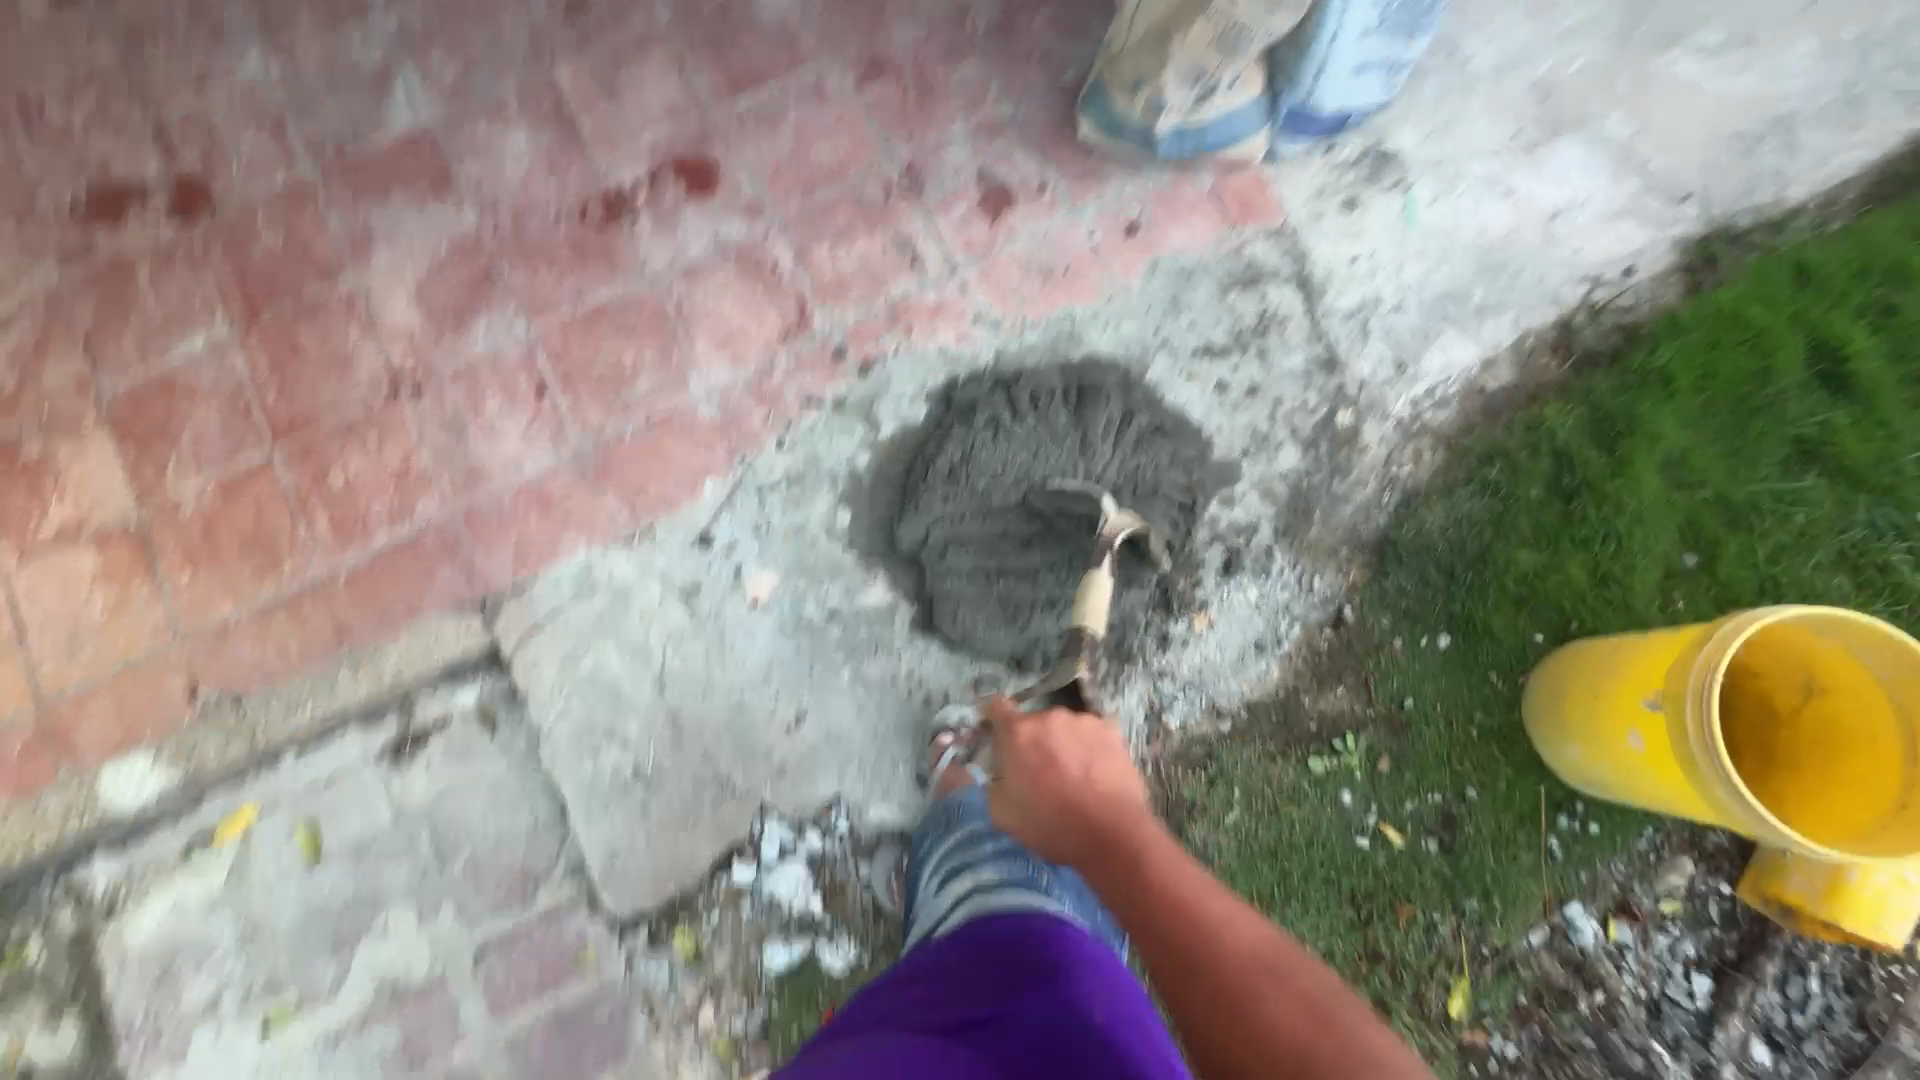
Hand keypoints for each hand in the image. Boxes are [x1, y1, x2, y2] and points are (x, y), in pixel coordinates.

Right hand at [979, 695, 1159, 869]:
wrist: (1110, 835)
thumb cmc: (1050, 825)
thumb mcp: (1001, 813)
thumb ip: (994, 782)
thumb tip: (1001, 773)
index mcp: (1018, 732)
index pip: (997, 707)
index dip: (996, 720)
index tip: (1001, 737)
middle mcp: (1049, 717)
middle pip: (1034, 723)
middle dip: (1034, 742)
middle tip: (1043, 773)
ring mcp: (1083, 721)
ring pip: (1065, 728)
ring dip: (1064, 743)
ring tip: (1075, 776)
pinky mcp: (1111, 730)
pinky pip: (1092, 734)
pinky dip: (1090, 748)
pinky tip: (1097, 773)